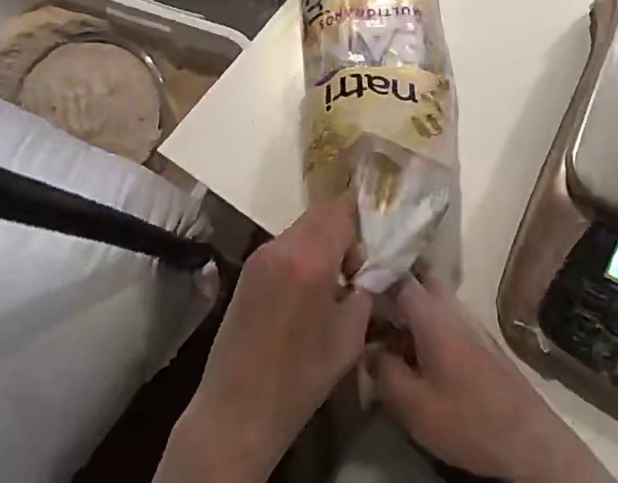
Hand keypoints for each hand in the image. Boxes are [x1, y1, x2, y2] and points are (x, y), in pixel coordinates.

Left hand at [156, 195, 372, 482]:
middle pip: (320, 213)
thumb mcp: (349, 336)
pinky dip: (304, 253)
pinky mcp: (249, 268)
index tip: (378, 239)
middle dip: (345, 228)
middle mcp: (280, 246)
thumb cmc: (302, 379)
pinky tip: (312, 289)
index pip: (341, 210)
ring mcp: (260, 254)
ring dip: (324, 241)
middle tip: (361, 263)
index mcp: (309, 259)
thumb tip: (372, 266)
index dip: (364, 217)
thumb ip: (365, 289)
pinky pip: (285, 245)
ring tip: (338, 279)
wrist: (238, 407)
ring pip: (302, 228)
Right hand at [370, 272, 615, 482]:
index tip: (349, 277)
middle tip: (367, 297)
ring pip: (431, 294)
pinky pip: (442, 314)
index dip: (371, 270)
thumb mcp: (412, 405)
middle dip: (392, 278)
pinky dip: (423, 320)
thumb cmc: (467, 418)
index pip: (395, 272)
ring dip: (407, 302)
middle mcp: (450, 305)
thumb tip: (370, 349)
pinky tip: (411, 347)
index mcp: (430, 311)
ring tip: (382, 325)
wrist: (530, 442)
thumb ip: (383, 370)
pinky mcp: (478, 339)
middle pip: (418, 274)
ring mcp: (468, 320)